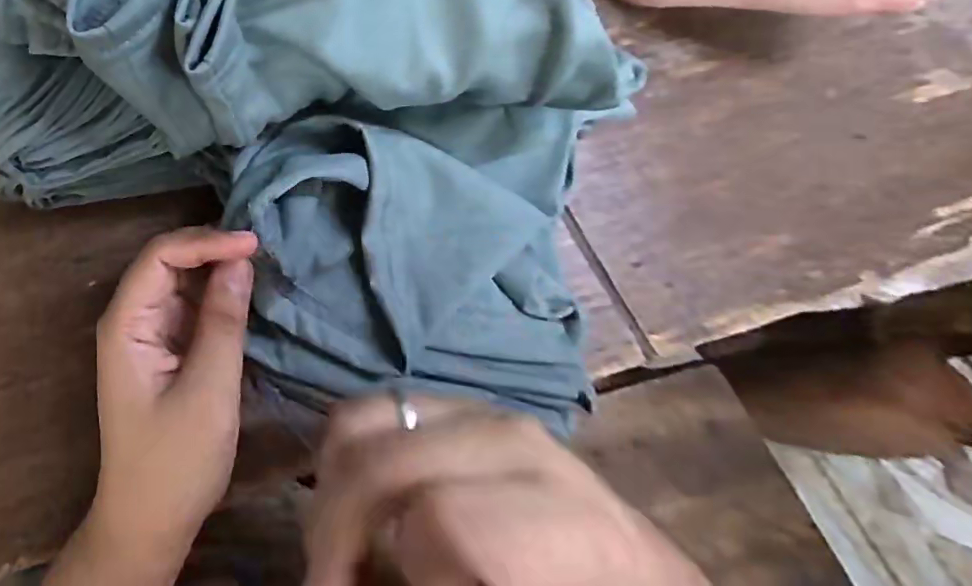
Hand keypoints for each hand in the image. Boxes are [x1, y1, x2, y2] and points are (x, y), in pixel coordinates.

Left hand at [52, 227, 258, 584]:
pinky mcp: (166, 347)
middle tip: (260, 247)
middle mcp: (131, 317)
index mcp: (126, 323)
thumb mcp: (208, 390)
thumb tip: (240, 260)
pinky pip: (191, 304)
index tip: (252, 244)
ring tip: (259, 259)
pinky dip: (218, 293)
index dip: (205, 241)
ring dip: (217, 267)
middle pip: (168, 261)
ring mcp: (148, 331)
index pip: (160, 256)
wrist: (149, 522)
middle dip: (211, 248)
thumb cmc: (175, 461)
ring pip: (181, 279)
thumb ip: (223, 321)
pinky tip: (244, 288)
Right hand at [305, 394, 707, 585]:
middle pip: (383, 459)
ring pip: (364, 416)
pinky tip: (359, 504)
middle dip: (334, 527)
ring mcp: (485, 411)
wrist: (645, 577)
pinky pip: (378, 407)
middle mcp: (517, 445)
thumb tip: (361, 577)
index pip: (442, 521)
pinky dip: (350, 454)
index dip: (391, 569)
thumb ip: (445, 580)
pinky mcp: (463, 403)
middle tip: (327, 580)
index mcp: (563, 521)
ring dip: (332, 484)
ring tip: (338, 544)